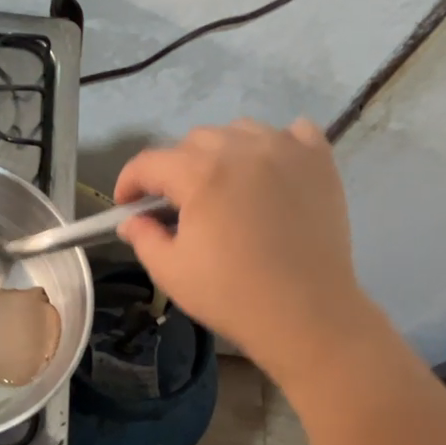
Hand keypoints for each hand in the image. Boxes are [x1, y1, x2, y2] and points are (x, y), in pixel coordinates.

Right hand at [114, 119, 379, 380]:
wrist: (305, 313)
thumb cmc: (230, 295)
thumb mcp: (170, 272)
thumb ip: (143, 237)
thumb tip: (132, 220)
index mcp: (201, 175)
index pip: (150, 162)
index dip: (129, 182)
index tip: (126, 206)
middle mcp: (243, 149)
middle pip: (194, 141)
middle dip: (174, 168)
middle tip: (176, 205)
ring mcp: (286, 149)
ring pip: (239, 131)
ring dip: (221, 153)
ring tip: (222, 188)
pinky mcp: (319, 161)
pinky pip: (292, 132)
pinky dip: (273, 145)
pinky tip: (268, 172)